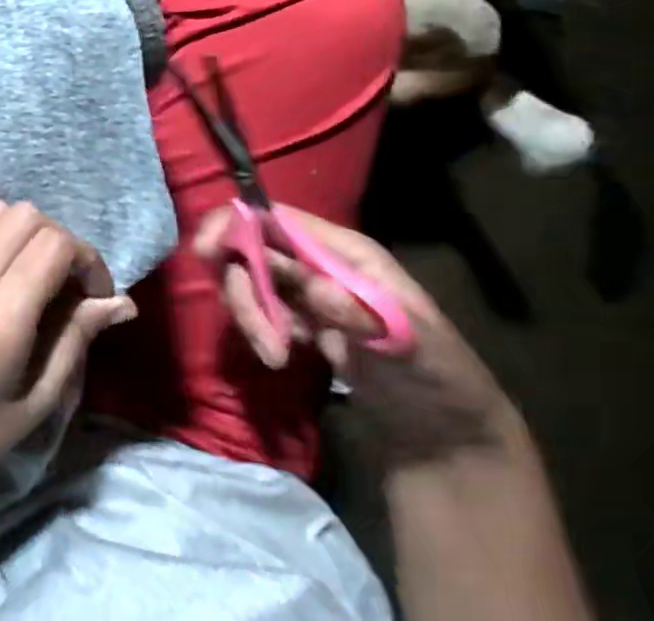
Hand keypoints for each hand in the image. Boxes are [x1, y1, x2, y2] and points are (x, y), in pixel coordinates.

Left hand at [0, 201, 137, 510]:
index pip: (55, 245)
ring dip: (25, 231)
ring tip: (31, 270)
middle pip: (28, 216)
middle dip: (59, 240)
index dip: (86, 259)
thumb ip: (79, 337)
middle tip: (65, 280)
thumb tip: (124, 302)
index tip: (93, 292)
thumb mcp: (39, 397)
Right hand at [198, 206, 517, 464]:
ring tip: (276, 357)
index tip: (206, 252)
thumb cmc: (440, 379)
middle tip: (265, 341)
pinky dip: (259, 331)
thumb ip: (361, 313)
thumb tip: (311, 285)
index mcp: (345, 251)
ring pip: (250, 282)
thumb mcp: (411, 346)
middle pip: (252, 250)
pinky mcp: (299, 322)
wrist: (447, 436)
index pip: (276, 218)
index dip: (235, 224)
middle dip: (243, 290)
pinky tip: (281, 358)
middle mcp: (319, 262)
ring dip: (250, 316)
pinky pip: (260, 311)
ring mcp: (306, 292)